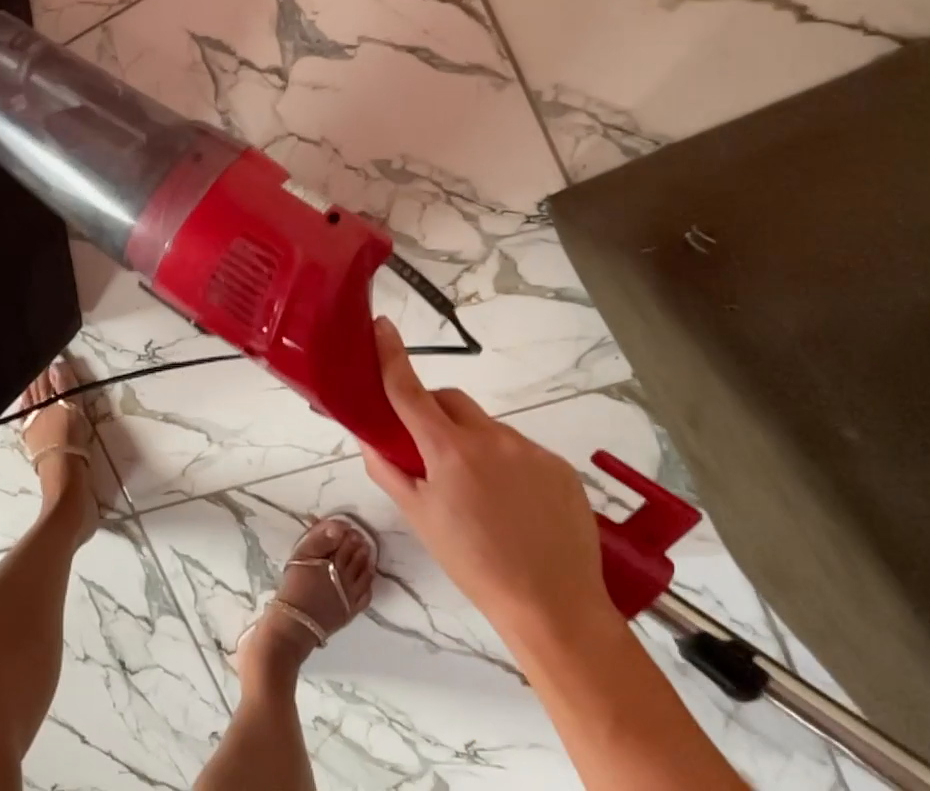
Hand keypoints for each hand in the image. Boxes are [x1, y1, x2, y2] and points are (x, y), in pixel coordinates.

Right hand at [362, 318, 609, 636]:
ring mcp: (531, 451)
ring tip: (475, 492)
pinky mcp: (559, 467)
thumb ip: (389, 471)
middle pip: (450, 401)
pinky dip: (503, 462)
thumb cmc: (473, 563)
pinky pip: (518, 449)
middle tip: (425, 450)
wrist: (552, 604)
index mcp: (449, 451)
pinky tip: (508, 502)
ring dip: (468, 441)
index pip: (410, 390)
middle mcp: (492, 439)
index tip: (382, 326)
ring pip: (484, 427)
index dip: (392, 356)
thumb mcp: (419, 518)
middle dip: (431, 411)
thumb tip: (370, 440)